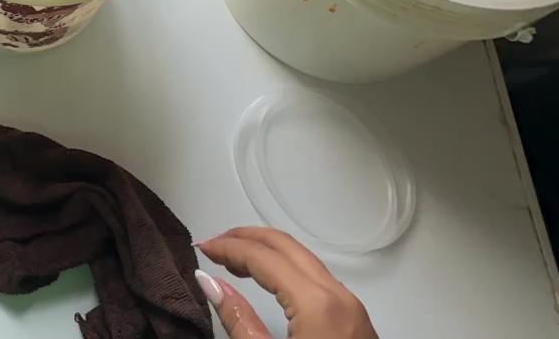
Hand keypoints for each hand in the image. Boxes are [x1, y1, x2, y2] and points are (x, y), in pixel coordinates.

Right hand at [194, 228, 377, 338]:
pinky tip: (267, 280)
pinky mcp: (357, 321)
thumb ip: (237, 320)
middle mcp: (339, 295)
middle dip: (245, 237)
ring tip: (234, 261)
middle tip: (215, 245)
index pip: (262, 256)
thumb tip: (208, 280)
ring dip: (265, 251)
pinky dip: (284, 266)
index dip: (227, 247)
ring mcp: (353, 308)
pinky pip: (315, 275)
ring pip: (302, 257)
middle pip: (285, 244)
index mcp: (317, 303)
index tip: (201, 249)